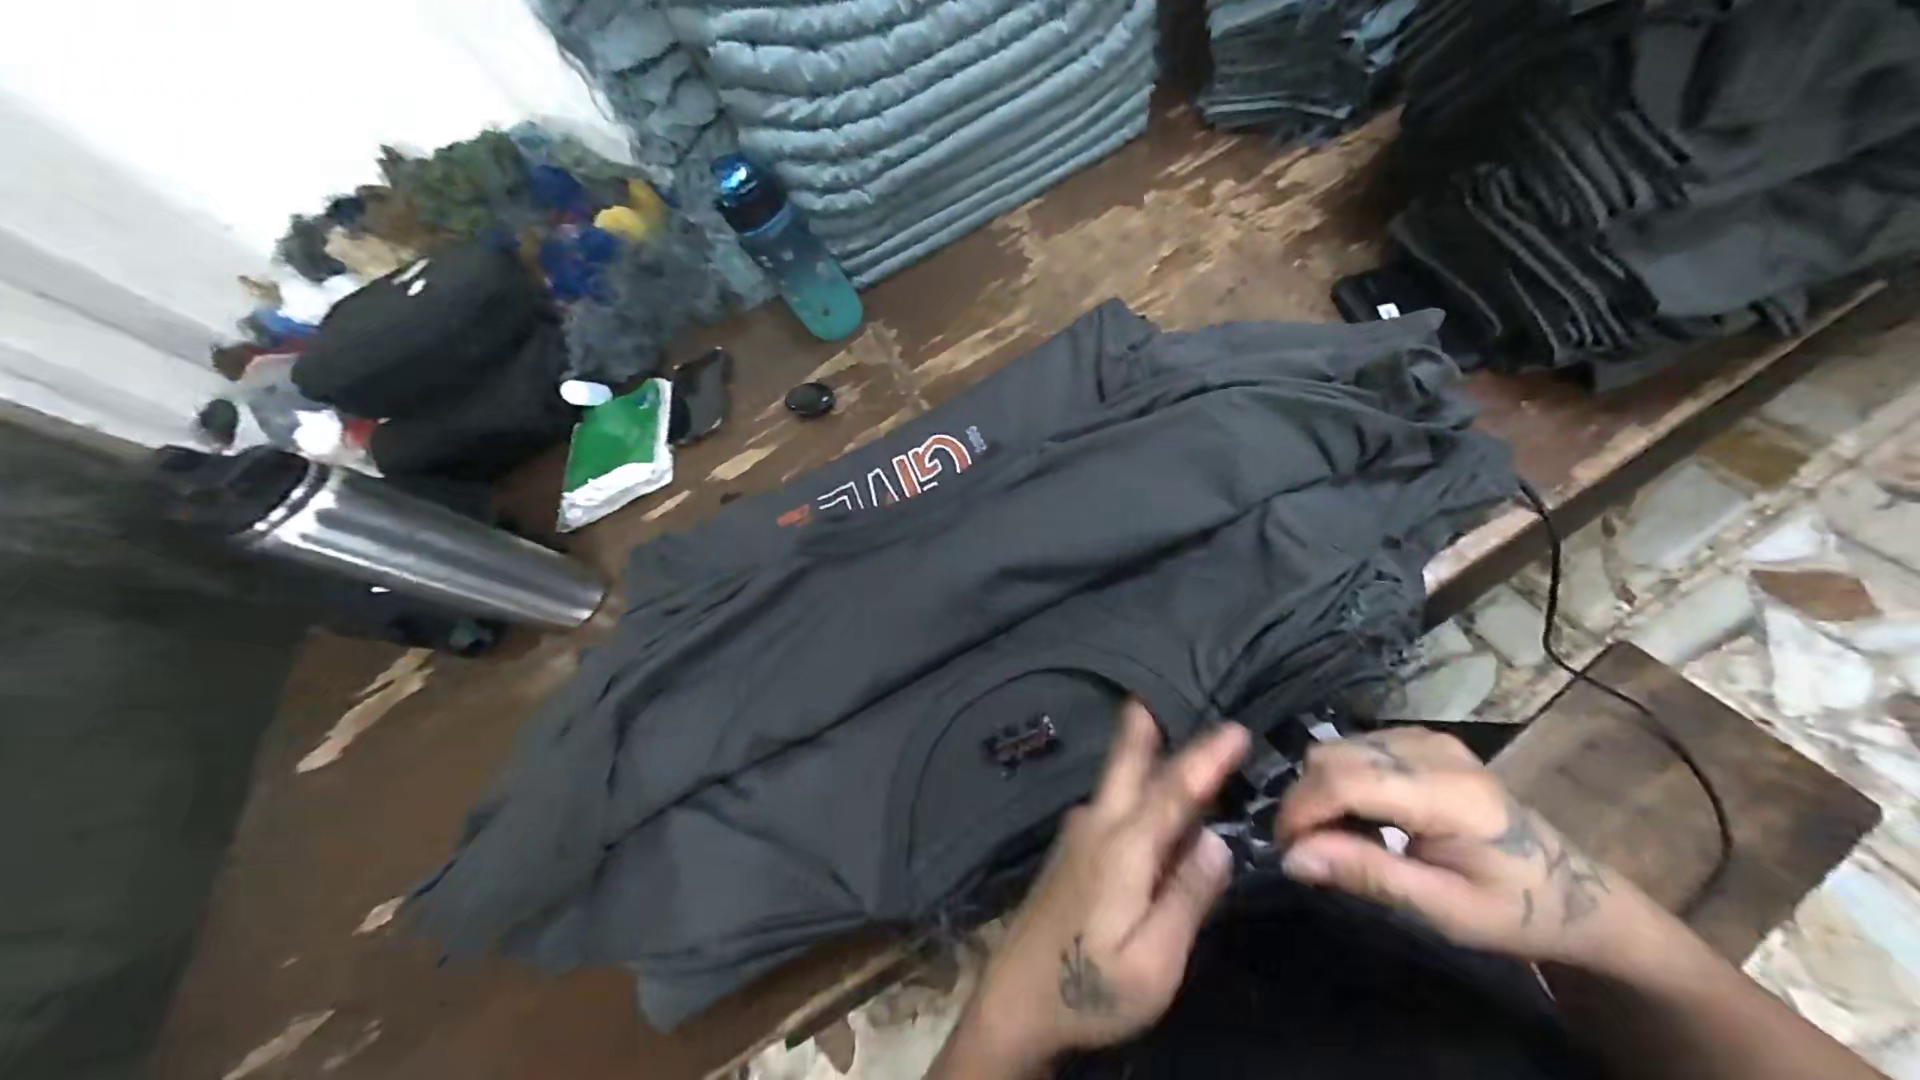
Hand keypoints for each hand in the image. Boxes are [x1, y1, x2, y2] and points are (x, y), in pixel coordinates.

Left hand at [950, 701, 1250, 1073]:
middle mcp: (1096, 825)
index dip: (1206, 757)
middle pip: (1126, 763)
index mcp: (1122, 848)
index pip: (1173, 790)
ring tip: (1177, 736)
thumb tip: (1217, 842)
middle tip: (1165, 691)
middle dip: (1147, 726)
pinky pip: (1112, 805)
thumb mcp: (1153, 962)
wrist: (1014, 1001)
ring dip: (1146, 754)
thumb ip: (1186, 897)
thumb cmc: (1089, 989)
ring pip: (1118, 781)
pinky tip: (1152, 800)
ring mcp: (1078, 834)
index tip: (1236, 728)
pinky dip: (1137, 787)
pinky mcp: (1071, 850)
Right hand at [1275, 727, 1655, 967]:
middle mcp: (1432, 750)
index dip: (1301, 811)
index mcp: (1449, 793)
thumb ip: (1366, 874)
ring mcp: (1426, 737)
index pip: (1345, 780)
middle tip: (1310, 850)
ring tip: (1337, 835)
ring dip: (1318, 790)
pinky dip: (1338, 779)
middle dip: (1305, 801)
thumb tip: (1290, 857)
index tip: (1287, 851)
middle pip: (1331, 756)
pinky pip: (1353, 747)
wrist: (1578, 893)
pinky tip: (1360, 813)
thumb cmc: (1517, 911)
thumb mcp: (1445, 911)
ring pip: (1334, 748)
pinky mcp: (1420, 737)